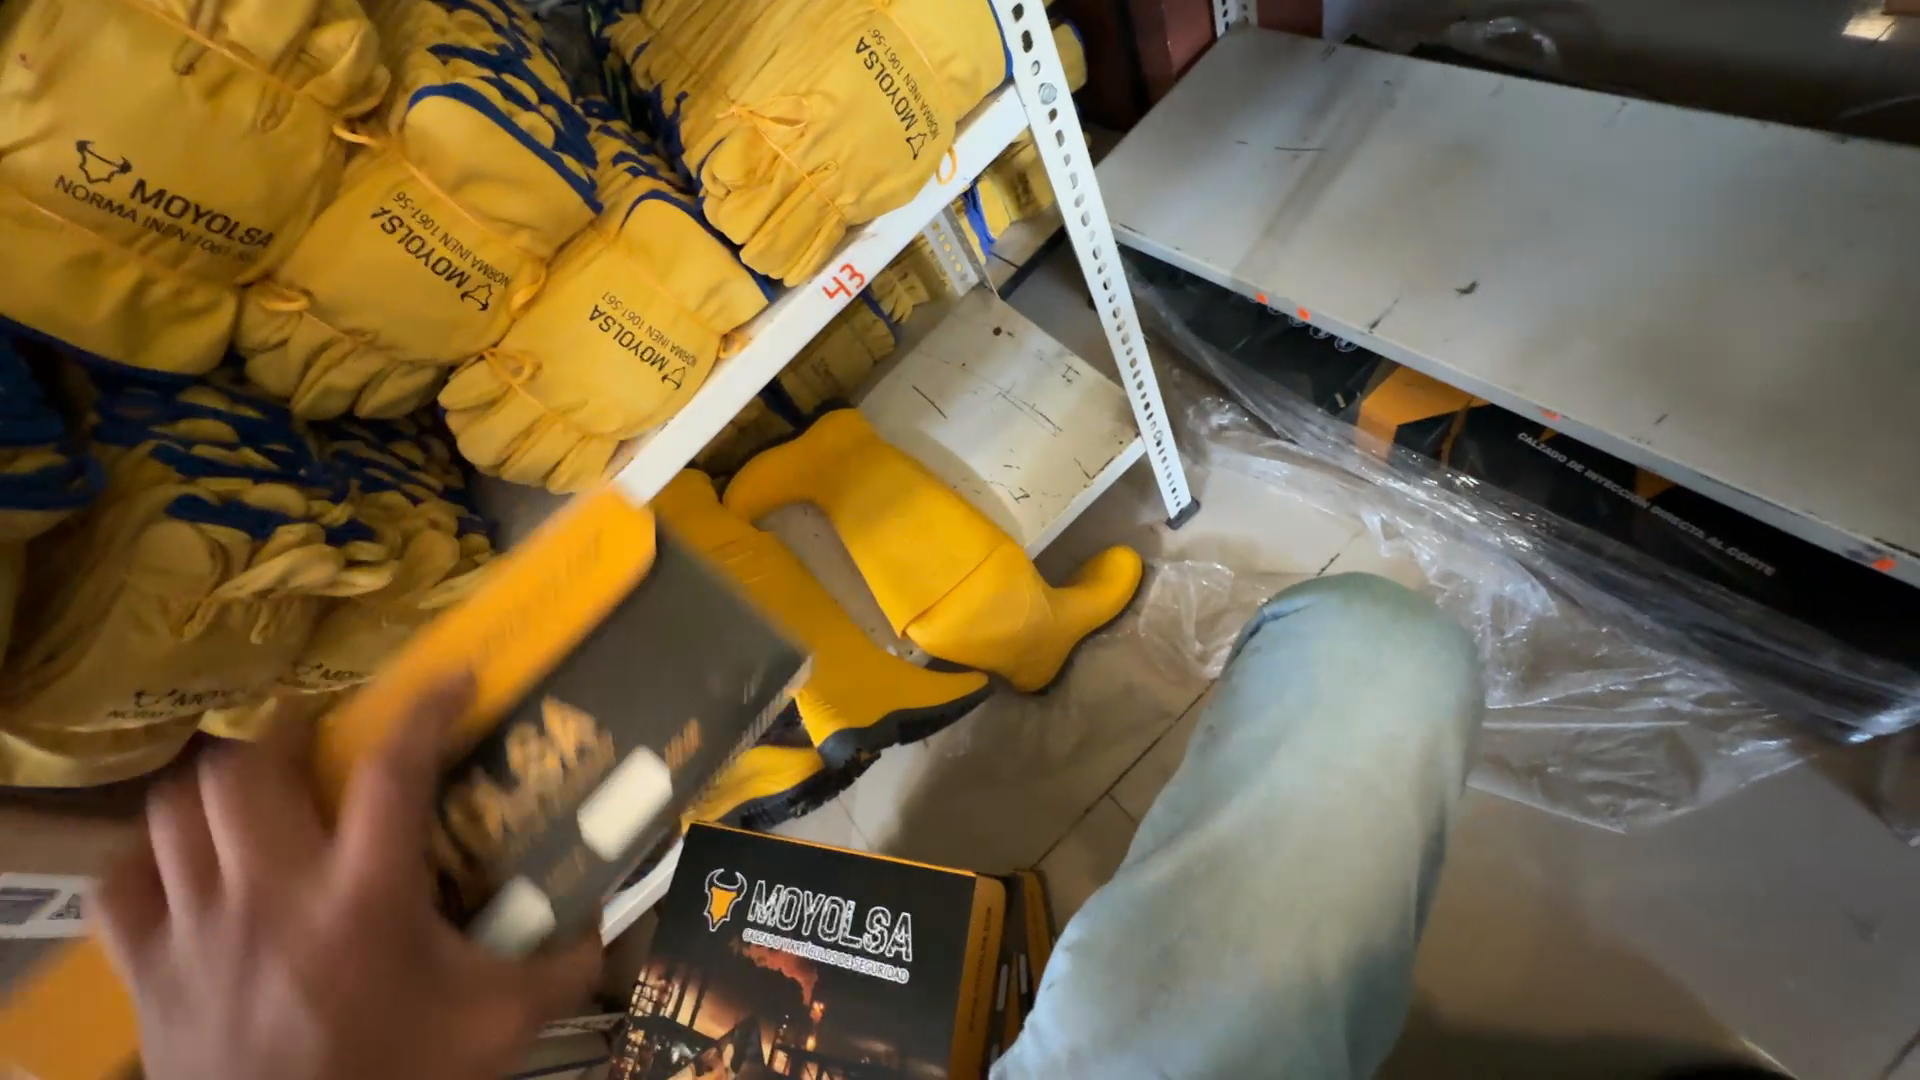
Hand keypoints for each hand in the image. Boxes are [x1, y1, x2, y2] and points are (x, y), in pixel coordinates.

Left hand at [96, 677, 603, 1079]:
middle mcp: (273, 895)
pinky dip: (153, 851)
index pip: (392, 771)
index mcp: (367, 896)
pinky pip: (121, 884)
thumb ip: (568, 966)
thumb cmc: (400, 1073)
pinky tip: (193, 851)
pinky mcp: (146, 971)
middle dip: (286, 730)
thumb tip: (622, 922)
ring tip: (263, 775)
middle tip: (325, 726)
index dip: (425, 710)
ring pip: (177, 816)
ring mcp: (197, 931)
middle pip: (246, 774)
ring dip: (219, 781)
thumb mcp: (501, 1021)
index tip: (454, 679)